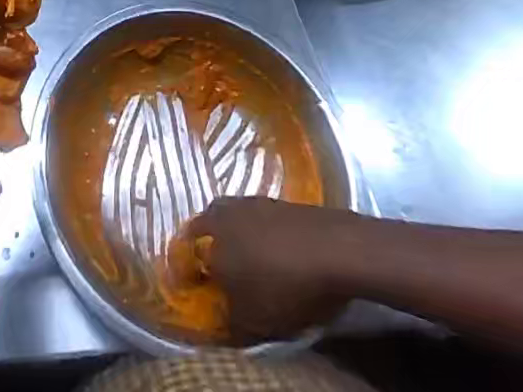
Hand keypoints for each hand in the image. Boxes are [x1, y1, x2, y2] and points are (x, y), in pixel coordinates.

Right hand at [178, 197, 364, 344]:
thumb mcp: (257, 320)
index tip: (207, 286)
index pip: (187, 254)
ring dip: (240, 236)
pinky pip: (261, 218)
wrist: (334, 250)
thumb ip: (232, 321)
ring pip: (234, 219)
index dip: (195, 271)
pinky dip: (266, 233)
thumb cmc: (286, 287)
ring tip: (258, 260)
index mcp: (207, 240)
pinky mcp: (277, 200)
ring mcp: (249, 202)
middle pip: (207, 229)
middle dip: (213, 246)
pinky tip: (282, 250)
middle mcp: (220, 215)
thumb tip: (220, 322)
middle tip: (228, 269)